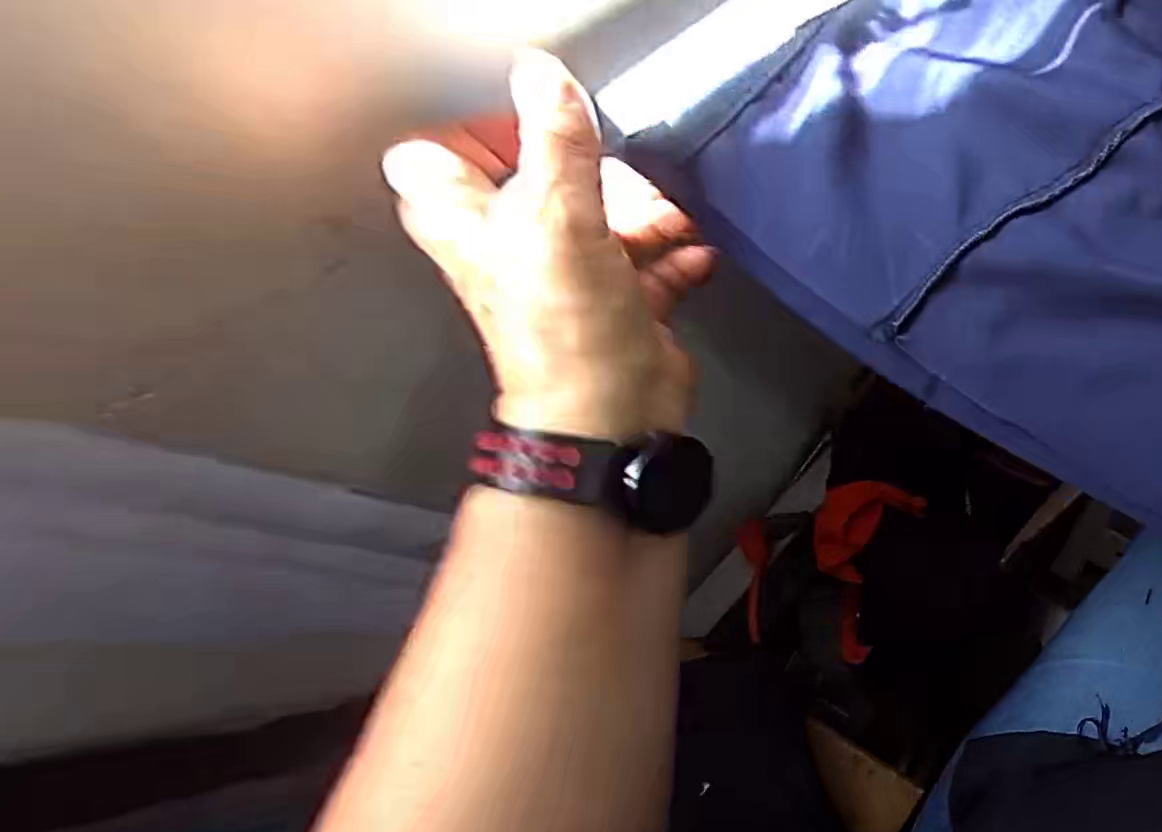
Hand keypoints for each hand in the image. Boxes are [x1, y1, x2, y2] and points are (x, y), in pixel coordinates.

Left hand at [380, 50, 714, 438]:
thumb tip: (548, 75)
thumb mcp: (559, 223)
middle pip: (558, 177)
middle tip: (635, 198)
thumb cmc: (569, 333)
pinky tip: (694, 256)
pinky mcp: (626, 301)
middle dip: (608, 180)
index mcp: (470, 219)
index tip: (551, 133)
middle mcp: (520, 243)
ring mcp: (576, 274)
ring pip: (611, 216)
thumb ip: (557, 144)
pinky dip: (678, 255)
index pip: (454, 146)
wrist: (617, 413)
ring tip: (674, 229)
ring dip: (652, 216)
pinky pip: (654, 261)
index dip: (500, 130)